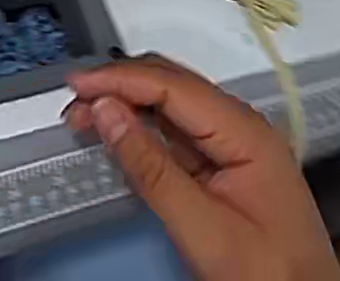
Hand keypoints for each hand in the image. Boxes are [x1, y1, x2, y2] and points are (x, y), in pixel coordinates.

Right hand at [65, 56, 337, 280]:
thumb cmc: (265, 279)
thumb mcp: (205, 232)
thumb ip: (151, 168)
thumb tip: (104, 109)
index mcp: (244, 131)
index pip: (170, 85)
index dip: (119, 79)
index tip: (76, 85)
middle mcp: (238, 122)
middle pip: (169, 82)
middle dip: (117, 85)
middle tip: (74, 104)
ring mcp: (231, 139)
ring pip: (167, 100)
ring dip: (125, 102)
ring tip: (84, 116)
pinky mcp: (221, 158)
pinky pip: (173, 126)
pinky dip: (139, 124)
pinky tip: (116, 132)